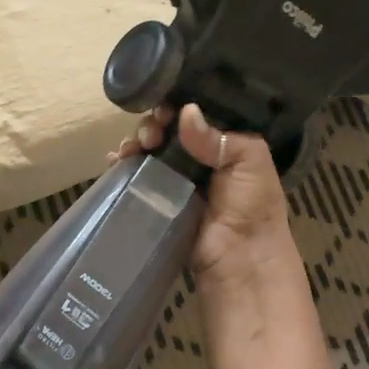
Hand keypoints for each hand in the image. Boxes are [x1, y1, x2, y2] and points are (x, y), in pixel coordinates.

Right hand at [108, 104, 296, 286]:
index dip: (179, 108)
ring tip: (133, 148)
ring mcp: (175, 179)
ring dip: (137, 142)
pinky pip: (137, 174)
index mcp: (226, 145)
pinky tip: (116, 159)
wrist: (239, 260)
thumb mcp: (250, 161)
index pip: (196, 116)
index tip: (165, 110)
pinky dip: (124, 163)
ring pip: (149, 149)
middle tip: (150, 135)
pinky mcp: (156, 199)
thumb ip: (218, 136)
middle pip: (168, 130)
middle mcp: (199, 158)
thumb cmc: (252, 208)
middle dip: (154, 125)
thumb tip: (186, 111)